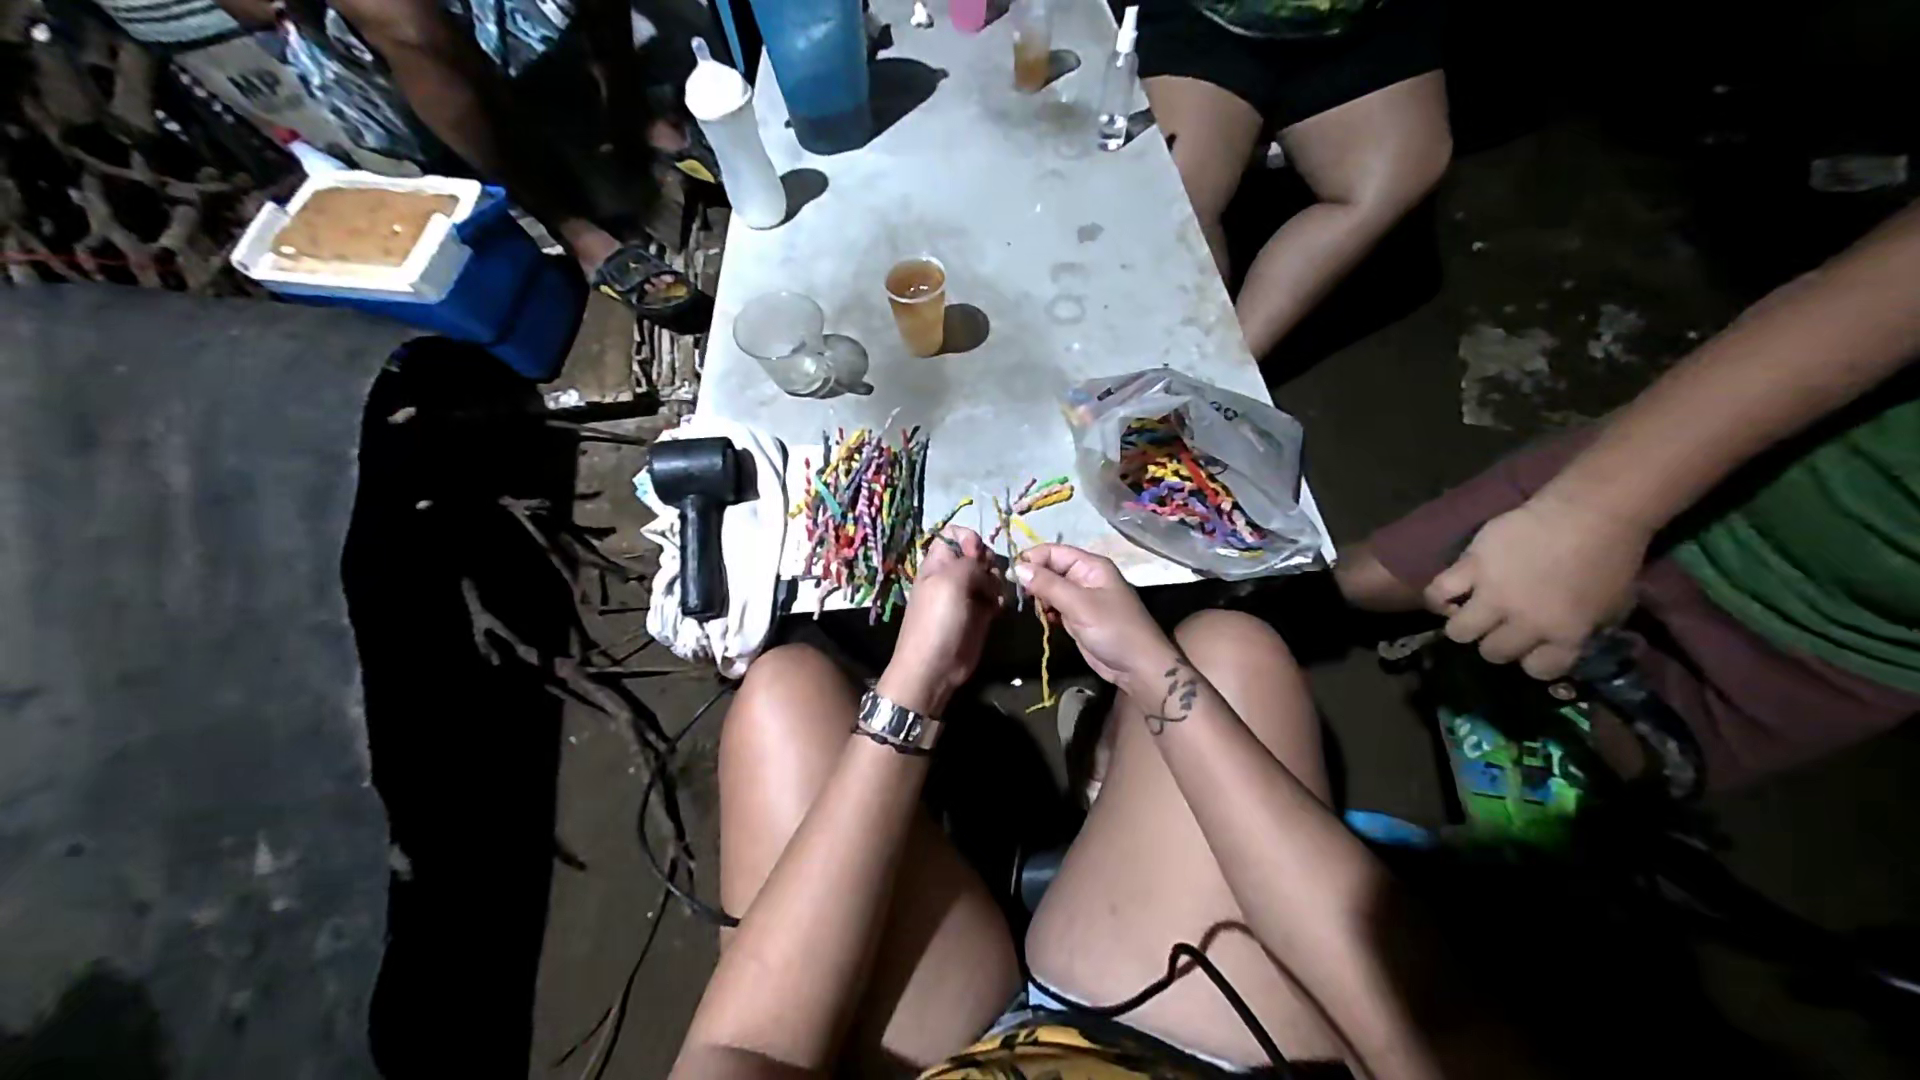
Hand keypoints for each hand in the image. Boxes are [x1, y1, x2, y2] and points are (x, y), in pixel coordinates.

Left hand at [880, 527, 1003, 714]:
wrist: (935, 667)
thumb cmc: (937, 621)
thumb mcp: (949, 581)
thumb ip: (969, 560)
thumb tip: (983, 560)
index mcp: (937, 562)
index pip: (954, 534)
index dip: (969, 538)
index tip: (976, 554)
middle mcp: (953, 574)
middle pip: (978, 552)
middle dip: (988, 561)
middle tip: (987, 577)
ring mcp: (967, 594)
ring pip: (991, 573)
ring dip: (997, 581)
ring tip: (993, 597)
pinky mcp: (981, 613)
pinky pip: (996, 595)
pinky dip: (1000, 598)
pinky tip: (997, 609)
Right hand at [1014, 544, 1174, 692]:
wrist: (1137, 668)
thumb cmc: (1113, 630)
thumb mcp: (1079, 604)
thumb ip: (1048, 585)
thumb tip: (1017, 567)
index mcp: (1090, 565)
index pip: (1053, 552)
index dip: (1032, 559)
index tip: (1012, 576)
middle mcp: (1085, 577)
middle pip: (1050, 568)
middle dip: (1033, 579)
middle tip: (1019, 595)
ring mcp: (1082, 598)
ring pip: (1050, 588)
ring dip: (1038, 596)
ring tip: (1031, 608)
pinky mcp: (1078, 617)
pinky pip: (1055, 606)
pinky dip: (1046, 610)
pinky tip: (1044, 619)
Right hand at [1424, 490, 1650, 679]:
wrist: (1588, 515)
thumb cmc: (1608, 559)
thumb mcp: (1611, 607)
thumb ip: (1581, 630)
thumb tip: (1557, 642)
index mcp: (1565, 634)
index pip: (1538, 670)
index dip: (1532, 660)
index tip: (1530, 647)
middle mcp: (1525, 621)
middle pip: (1493, 652)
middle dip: (1494, 643)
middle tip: (1496, 627)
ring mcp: (1494, 594)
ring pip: (1459, 631)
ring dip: (1464, 625)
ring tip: (1468, 612)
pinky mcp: (1470, 568)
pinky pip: (1438, 592)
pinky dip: (1438, 598)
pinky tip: (1447, 596)